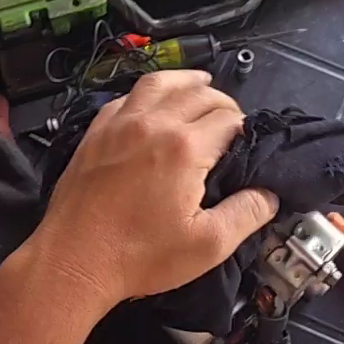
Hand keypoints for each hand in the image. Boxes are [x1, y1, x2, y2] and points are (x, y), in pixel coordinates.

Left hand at [26, 71, 278, 312]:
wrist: (74, 261)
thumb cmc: (139, 256)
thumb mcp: (207, 245)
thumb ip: (246, 214)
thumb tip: (268, 195)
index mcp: (185, 148)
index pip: (228, 119)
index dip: (244, 128)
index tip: (245, 145)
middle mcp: (153, 124)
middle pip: (199, 93)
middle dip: (222, 103)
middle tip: (230, 122)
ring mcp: (120, 124)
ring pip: (159, 83)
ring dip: (185, 81)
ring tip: (200, 84)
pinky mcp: (96, 133)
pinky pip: (125, 97)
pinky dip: (146, 93)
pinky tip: (151, 104)